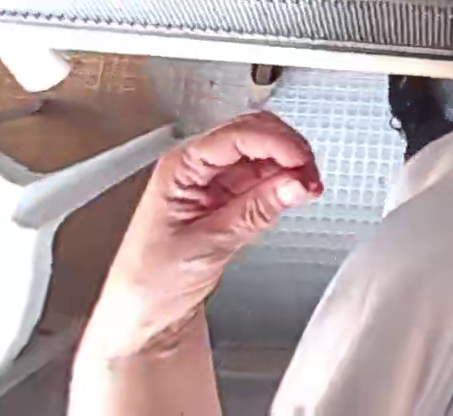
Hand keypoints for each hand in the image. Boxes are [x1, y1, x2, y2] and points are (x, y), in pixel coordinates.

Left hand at [82, 111, 321, 358]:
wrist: (142, 322)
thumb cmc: (149, 286)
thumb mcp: (206, 247)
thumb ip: (255, 211)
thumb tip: (296, 183)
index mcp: (180, 167)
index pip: (237, 136)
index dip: (275, 142)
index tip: (302, 160)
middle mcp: (199, 164)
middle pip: (255, 131)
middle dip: (288, 147)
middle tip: (310, 173)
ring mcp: (217, 177)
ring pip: (266, 148)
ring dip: (292, 162)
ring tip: (307, 186)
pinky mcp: (232, 193)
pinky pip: (268, 172)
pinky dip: (287, 178)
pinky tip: (297, 191)